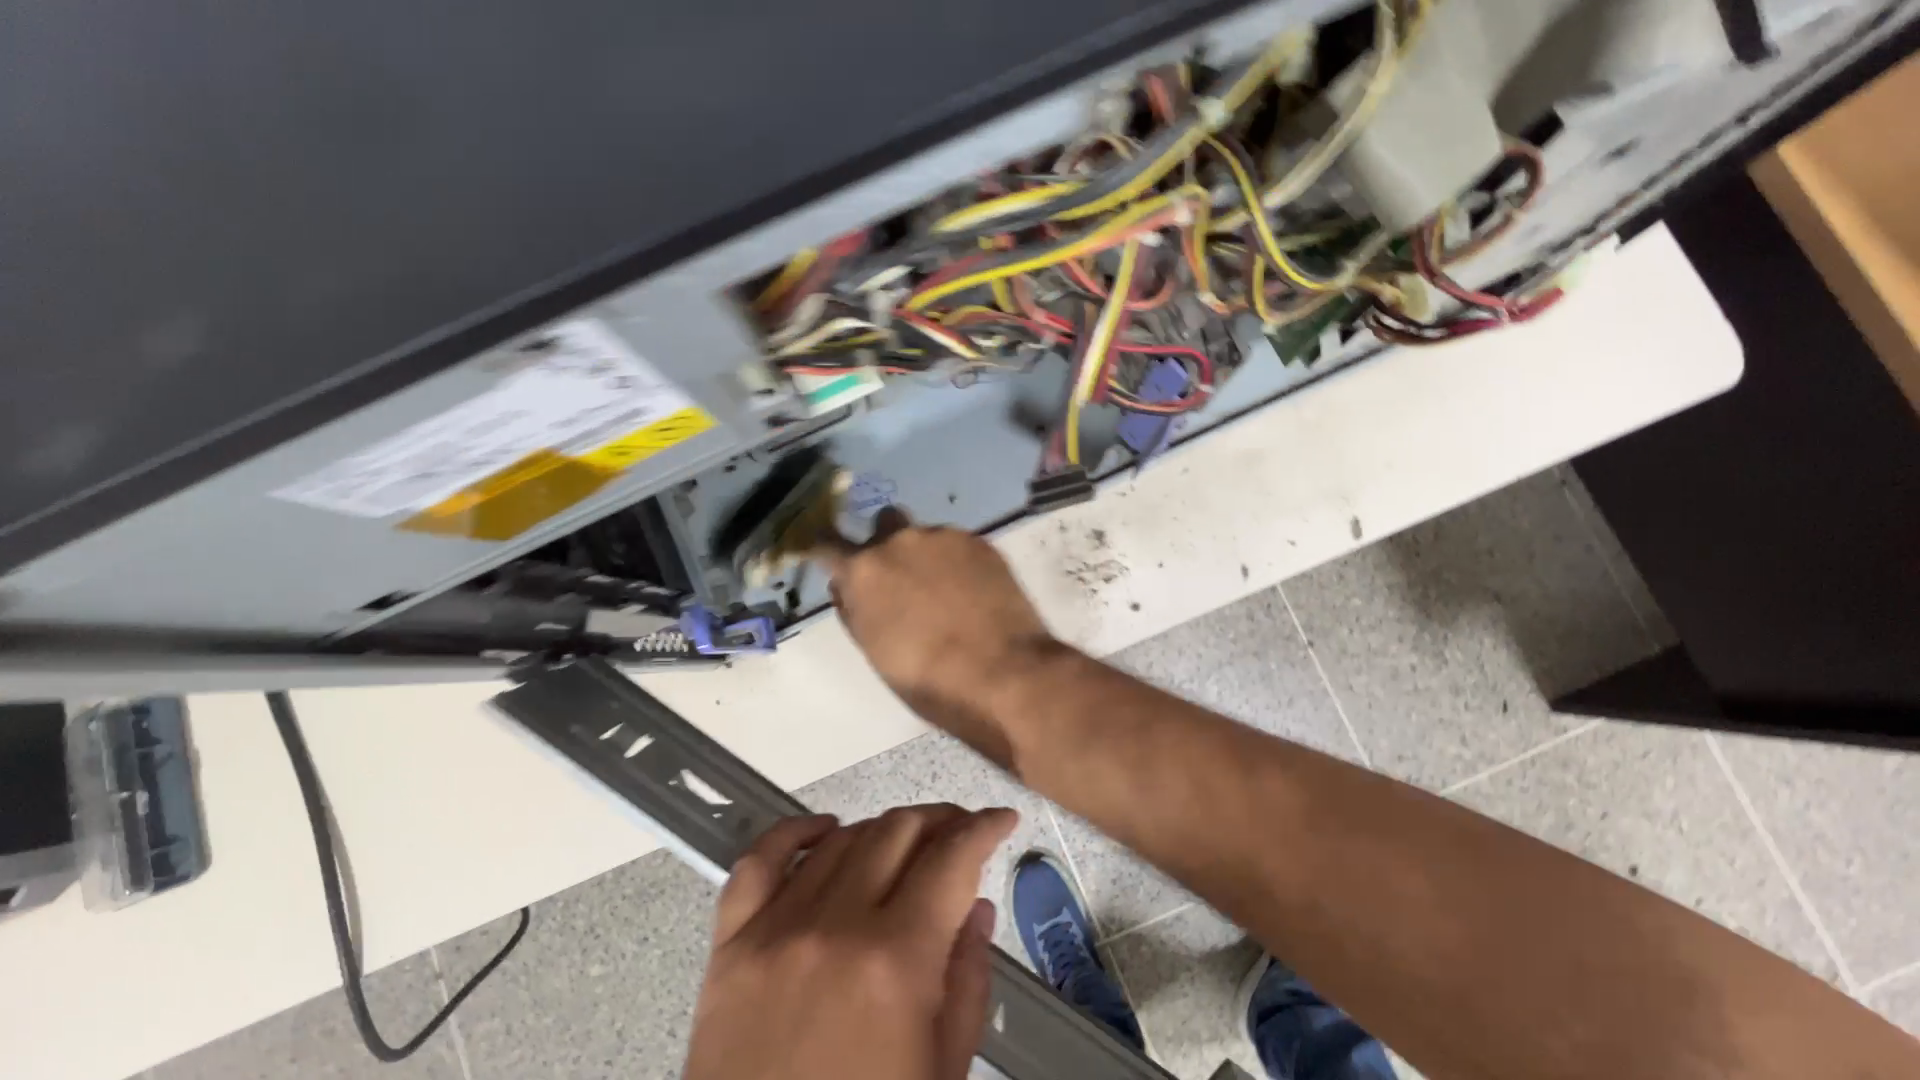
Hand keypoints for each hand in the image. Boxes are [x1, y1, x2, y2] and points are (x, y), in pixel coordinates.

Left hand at [683, 804, 1017, 1079]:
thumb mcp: (942, 1068)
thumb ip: (967, 980)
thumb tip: (975, 907)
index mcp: (897, 962)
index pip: (951, 861)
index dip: (984, 829)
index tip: (1001, 820)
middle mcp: (838, 927)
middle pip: (896, 834)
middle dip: (940, 820)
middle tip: (960, 830)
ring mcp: (776, 929)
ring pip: (839, 840)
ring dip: (882, 829)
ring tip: (906, 841)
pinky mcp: (730, 943)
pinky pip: (758, 862)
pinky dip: (794, 833)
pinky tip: (824, 829)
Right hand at [823, 509, 1062, 754]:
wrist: (1004, 673)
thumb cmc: (929, 680)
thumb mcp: (875, 651)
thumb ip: (856, 610)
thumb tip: (847, 588)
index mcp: (864, 571)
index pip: (827, 544)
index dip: (828, 552)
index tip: (833, 560)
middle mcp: (899, 541)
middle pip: (883, 525)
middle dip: (887, 544)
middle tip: (904, 582)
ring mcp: (944, 537)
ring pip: (925, 536)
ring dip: (927, 556)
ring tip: (948, 592)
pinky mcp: (981, 542)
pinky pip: (958, 545)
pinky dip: (959, 563)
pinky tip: (975, 593)